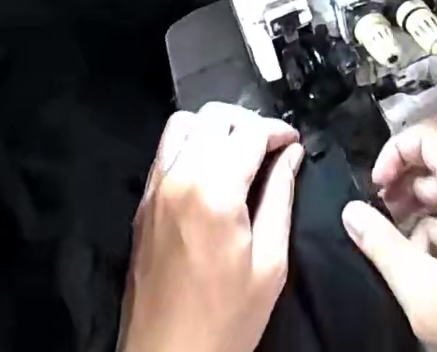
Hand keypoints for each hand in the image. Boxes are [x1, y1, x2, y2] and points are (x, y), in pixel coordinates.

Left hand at [120, 103, 303, 351]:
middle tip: (270, 145)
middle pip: (215, 116)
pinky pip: (166, 147)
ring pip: (185, 122)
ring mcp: (156, 186)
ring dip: (215, 125)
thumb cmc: (224, 321)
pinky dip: (190, 140)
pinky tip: (209, 166)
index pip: (249, 131)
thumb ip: (280, 197)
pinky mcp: (143, 199)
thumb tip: (292, 154)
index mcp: (214, 191)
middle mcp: (180, 176)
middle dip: (248, 121)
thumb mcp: (269, 264)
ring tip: (239, 149)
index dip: (277, 129)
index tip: (293, 141)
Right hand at [341, 123, 436, 351]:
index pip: (428, 137)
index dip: (394, 152)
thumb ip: (382, 246)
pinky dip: (435, 237)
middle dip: (400, 187)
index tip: (375, 188)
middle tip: (377, 220)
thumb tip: (351, 211)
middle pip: (434, 166)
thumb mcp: (425, 292)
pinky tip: (425, 274)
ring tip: (397, 251)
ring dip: (414, 216)